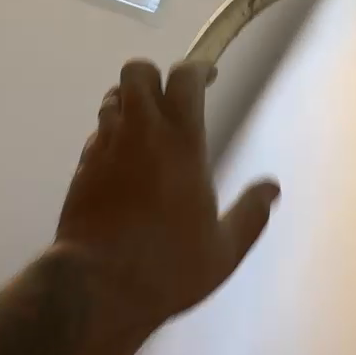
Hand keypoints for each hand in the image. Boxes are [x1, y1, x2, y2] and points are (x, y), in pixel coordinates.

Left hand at [54, 59, 280, 333]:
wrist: (97, 286)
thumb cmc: (168, 267)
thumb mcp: (224, 250)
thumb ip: (250, 213)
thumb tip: (273, 188)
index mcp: (181, 142)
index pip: (185, 78)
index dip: (198, 68)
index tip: (209, 75)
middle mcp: (141, 132)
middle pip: (138, 71)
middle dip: (154, 76)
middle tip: (169, 101)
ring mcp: (107, 145)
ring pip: (113, 97)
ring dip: (129, 104)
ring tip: (145, 130)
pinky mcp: (82, 164)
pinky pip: (98, 132)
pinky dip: (111, 136)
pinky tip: (122, 164)